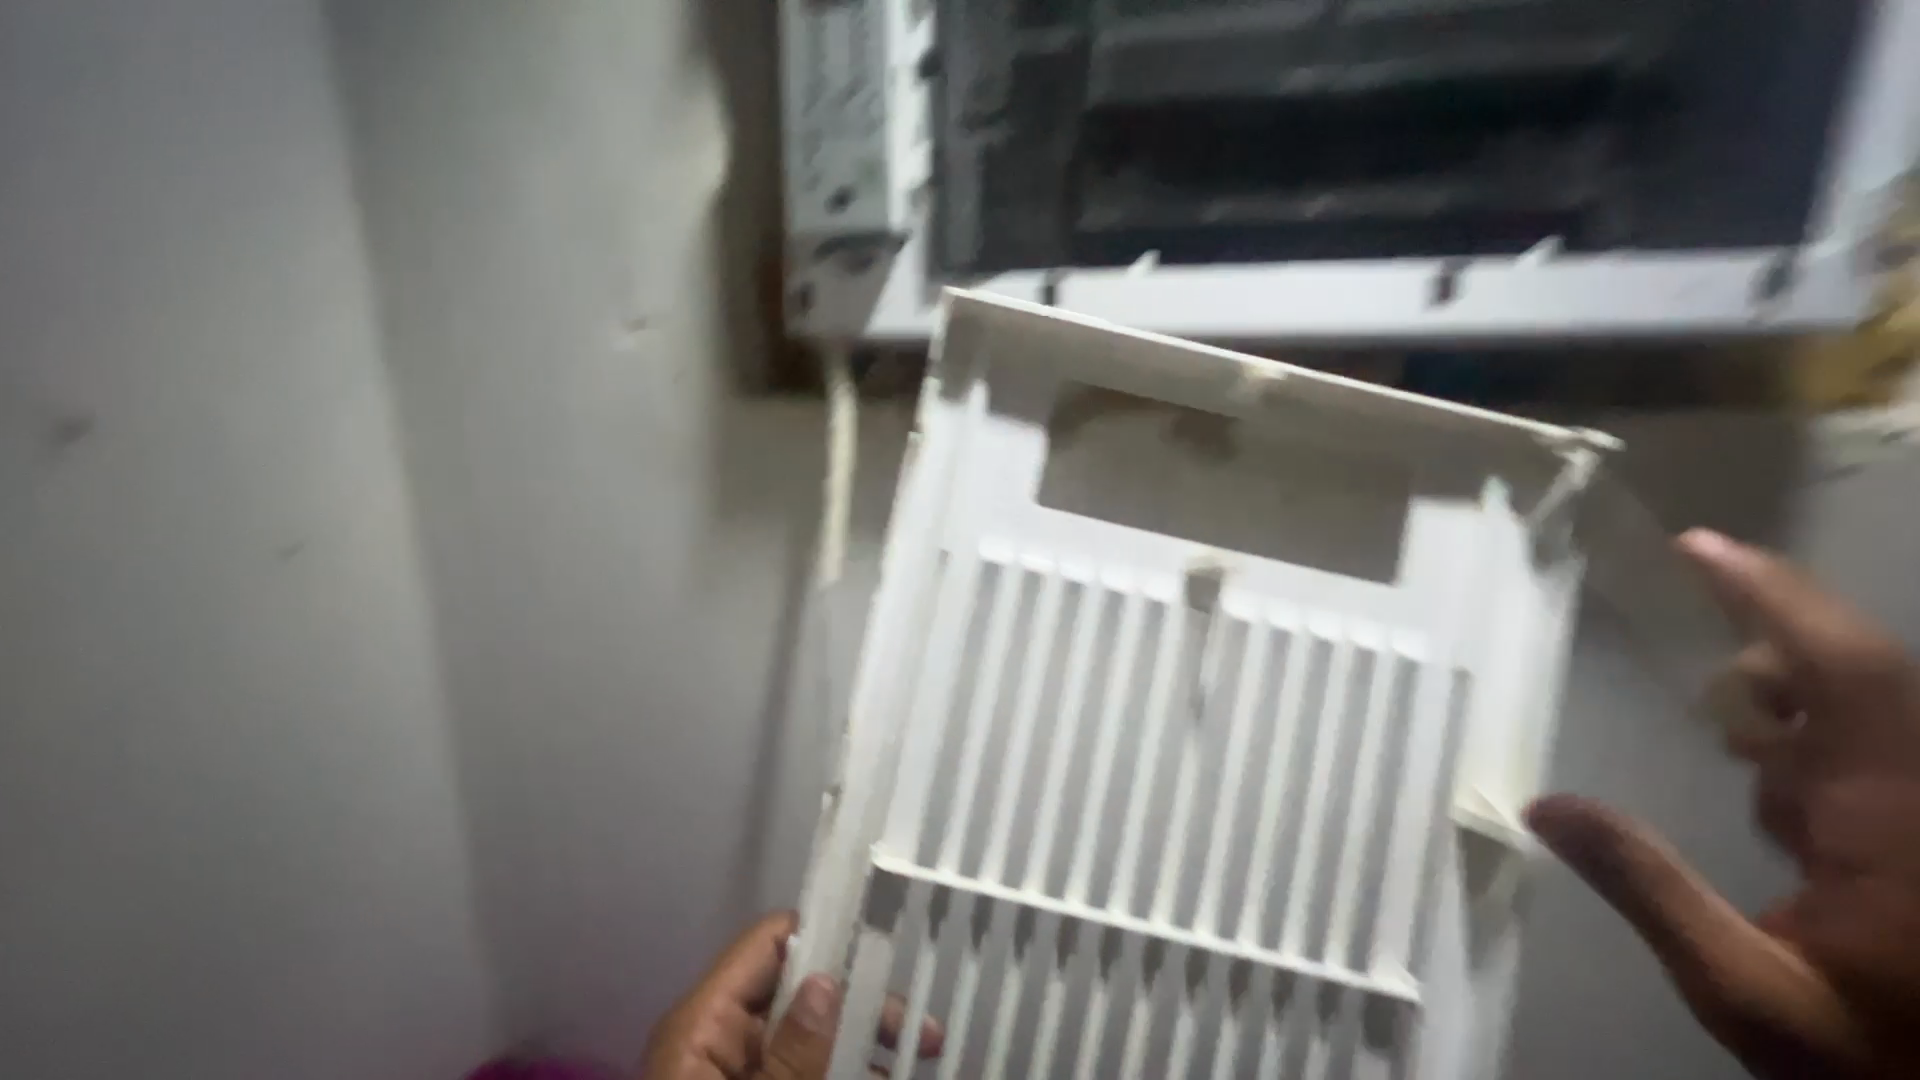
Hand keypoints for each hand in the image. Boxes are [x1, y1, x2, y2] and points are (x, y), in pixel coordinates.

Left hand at [640, 912, 942, 1079]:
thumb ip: (793, 1053)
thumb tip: (827, 980)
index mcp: (705, 1021)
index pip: (769, 943)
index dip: (824, 933)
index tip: (882, 944)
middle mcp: (721, 1036)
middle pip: (801, 991)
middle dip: (863, 1004)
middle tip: (922, 1029)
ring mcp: (738, 1071)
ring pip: (810, 1036)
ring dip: (864, 1044)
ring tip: (921, 1054)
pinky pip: (803, 1068)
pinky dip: (842, 1069)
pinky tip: (886, 1075)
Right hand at [1528, 530, 1919, 1078]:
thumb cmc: (1881, 1057)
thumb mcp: (1748, 992)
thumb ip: (1650, 892)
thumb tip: (1542, 807)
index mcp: (1895, 820)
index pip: (1846, 672)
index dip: (1773, 598)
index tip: (1698, 548)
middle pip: (1862, 676)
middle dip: (1773, 656)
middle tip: (1706, 689)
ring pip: (1870, 713)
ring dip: (1792, 706)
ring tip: (1734, 741)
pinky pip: (1874, 756)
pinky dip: (1817, 750)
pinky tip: (1784, 806)